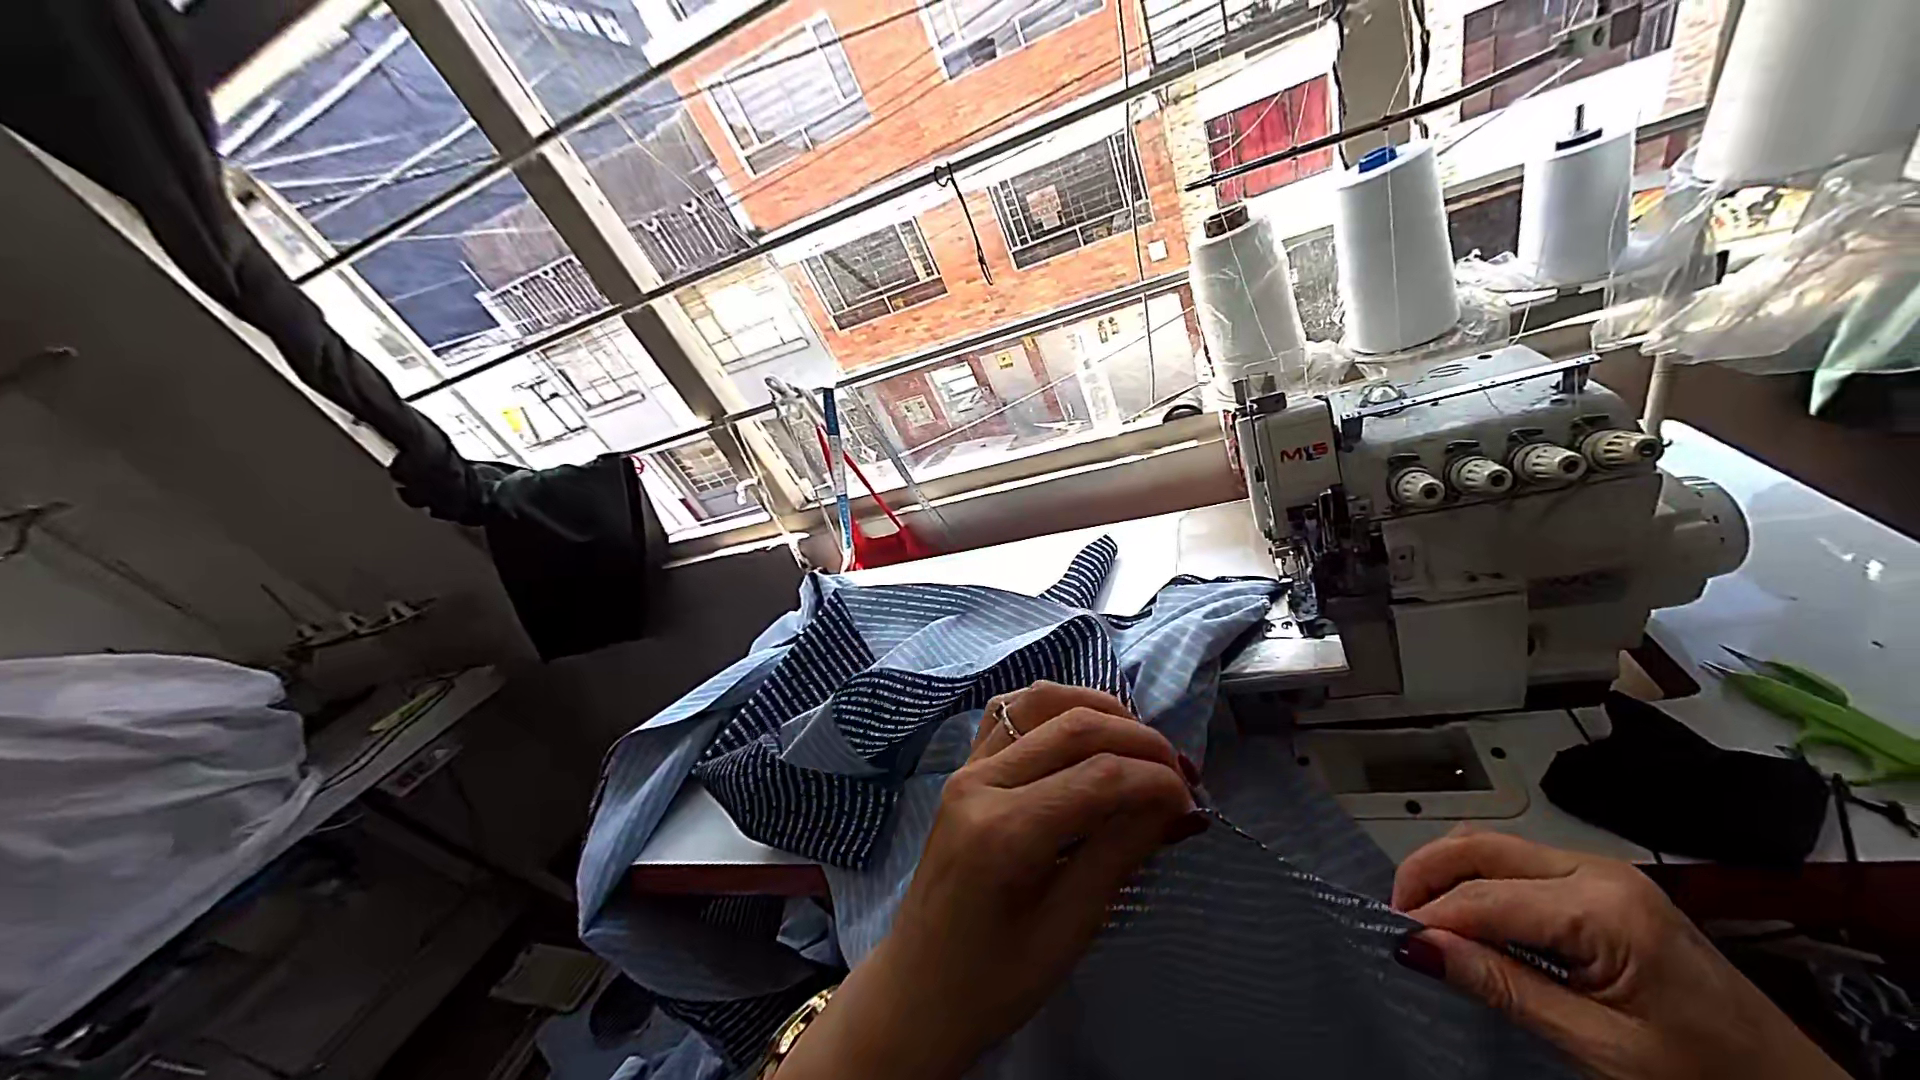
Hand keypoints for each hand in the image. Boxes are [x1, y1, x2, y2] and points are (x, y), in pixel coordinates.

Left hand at [775, 681, 1203, 1079]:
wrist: (919, 987)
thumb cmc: (996, 978)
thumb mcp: (1071, 926)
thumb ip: (1123, 852)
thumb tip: (1178, 804)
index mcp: (1004, 831)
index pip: (1100, 777)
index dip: (1156, 780)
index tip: (1192, 802)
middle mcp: (980, 782)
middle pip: (1074, 726)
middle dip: (1139, 739)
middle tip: (1180, 771)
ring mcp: (965, 768)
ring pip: (1039, 702)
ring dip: (1098, 709)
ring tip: (1138, 741)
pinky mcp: (962, 769)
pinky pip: (1009, 713)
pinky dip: (1053, 707)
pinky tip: (1082, 728)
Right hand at [1392, 830, 1846, 1079]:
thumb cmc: (1705, 1076)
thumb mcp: (1602, 1047)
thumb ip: (1504, 986)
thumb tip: (1416, 945)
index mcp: (1605, 907)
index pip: (1484, 896)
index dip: (1429, 914)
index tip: (1389, 938)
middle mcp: (1596, 869)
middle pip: (1478, 846)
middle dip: (1423, 875)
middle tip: (1395, 919)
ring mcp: (1599, 869)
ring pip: (1489, 844)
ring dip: (1445, 872)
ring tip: (1423, 916)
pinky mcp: (1598, 880)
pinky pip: (1513, 860)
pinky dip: (1474, 877)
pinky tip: (1465, 912)